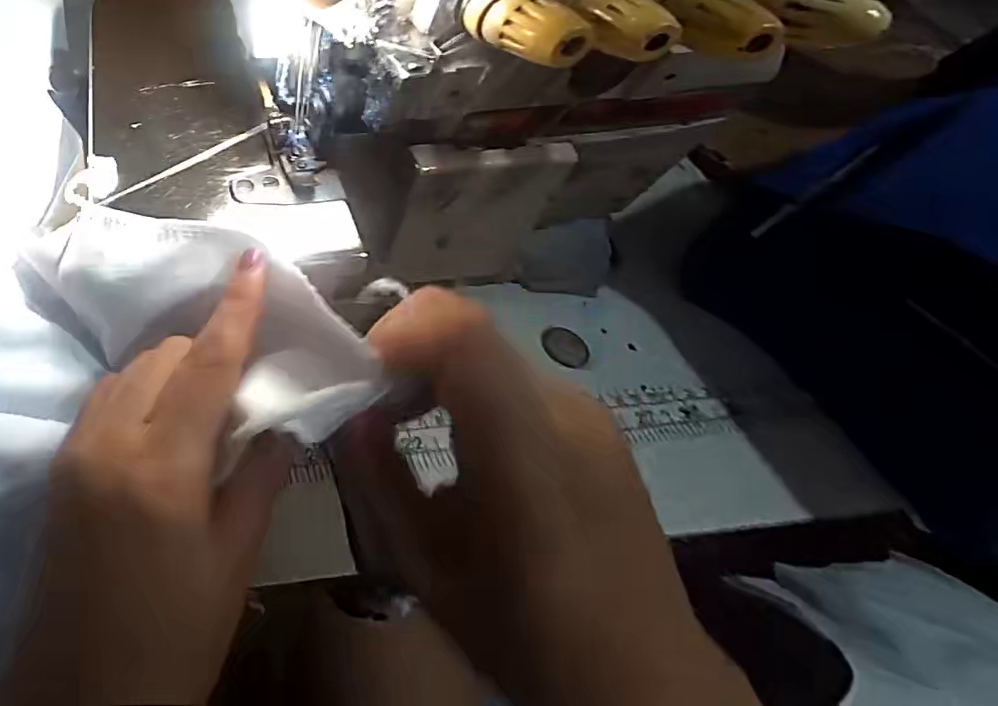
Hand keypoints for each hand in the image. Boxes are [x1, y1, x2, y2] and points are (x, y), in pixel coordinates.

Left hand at [0, 250, 293, 705]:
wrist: (81, 687)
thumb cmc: (174, 636)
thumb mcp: (234, 563)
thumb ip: (258, 477)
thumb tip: (276, 422)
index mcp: (161, 467)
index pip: (205, 365)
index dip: (234, 309)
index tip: (250, 260)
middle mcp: (109, 439)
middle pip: (163, 357)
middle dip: (204, 351)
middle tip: (240, 384)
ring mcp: (75, 445)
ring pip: (130, 370)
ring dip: (169, 369)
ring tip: (202, 406)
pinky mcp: (59, 458)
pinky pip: (105, 396)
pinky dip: (139, 391)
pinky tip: (160, 424)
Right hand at [342, 287, 759, 705]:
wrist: (646, 680)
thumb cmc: (526, 632)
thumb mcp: (424, 562)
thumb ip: (378, 473)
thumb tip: (351, 410)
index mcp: (527, 452)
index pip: (459, 331)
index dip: (396, 331)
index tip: (358, 374)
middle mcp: (564, 409)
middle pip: (462, 327)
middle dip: (398, 348)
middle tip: (366, 396)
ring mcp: (583, 408)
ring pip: (478, 344)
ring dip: (424, 363)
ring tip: (400, 413)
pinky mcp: (587, 417)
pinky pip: (501, 370)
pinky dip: (455, 379)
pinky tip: (448, 430)